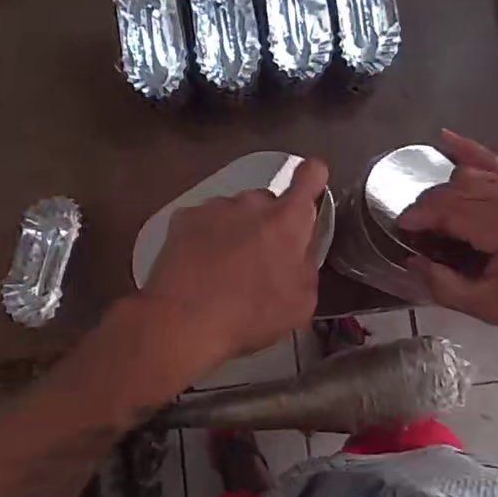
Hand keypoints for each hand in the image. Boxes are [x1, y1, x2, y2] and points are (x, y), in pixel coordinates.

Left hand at [141, 157, 329, 364]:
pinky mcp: (184, 217)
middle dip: (269, 224)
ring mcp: (215, 207)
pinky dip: (206, 238)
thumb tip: (300, 254)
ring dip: (236, 231)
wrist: (184, 321)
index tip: (309, 191)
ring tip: (225, 270)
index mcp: (287, 220)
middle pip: (268, 202)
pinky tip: (201, 268)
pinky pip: (205, 221)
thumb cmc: (249, 314)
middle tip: (261, 261)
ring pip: (235, 212)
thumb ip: (306, 265)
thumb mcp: (301, 302)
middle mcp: (252, 203)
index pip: (310, 175)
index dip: (313, 179)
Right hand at [399, 130, 497, 341]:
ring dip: (443, 190)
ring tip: (430, 213)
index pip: (446, 210)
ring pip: (469, 174)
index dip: (417, 218)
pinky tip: (446, 137)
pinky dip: (468, 151)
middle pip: (453, 189)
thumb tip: (413, 262)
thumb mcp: (491, 307)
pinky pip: (494, 163)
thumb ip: (445, 285)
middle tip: (412, 230)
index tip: (399, 230)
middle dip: (426, 206)